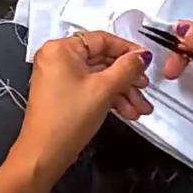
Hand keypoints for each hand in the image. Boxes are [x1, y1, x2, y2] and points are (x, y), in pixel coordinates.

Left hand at [7, 30, 152, 185]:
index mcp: (61, 48)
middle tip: (145, 89)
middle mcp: (57, 57)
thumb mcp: (104, 89)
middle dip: (126, 77)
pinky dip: (108, 98)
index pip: (101, 39)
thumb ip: (127, 68)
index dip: (127, 49)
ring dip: (121, 92)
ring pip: (98, 77)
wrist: (44, 153)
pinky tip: (127, 113)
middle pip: (101, 59)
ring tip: (141, 109)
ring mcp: (58, 76)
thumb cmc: (70, 117)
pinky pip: (89, 88)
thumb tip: (143, 55)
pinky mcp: (62, 93)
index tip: (147, 60)